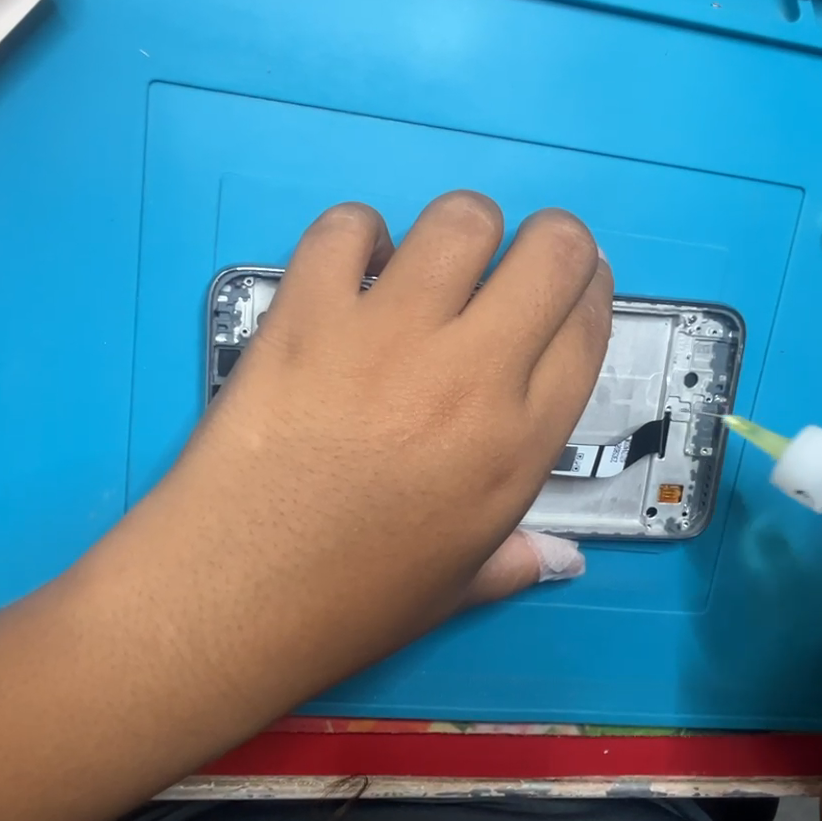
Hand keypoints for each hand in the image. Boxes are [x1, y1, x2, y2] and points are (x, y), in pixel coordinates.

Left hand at [144, 192, 609, 672]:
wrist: (232, 593)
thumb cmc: (351, 602)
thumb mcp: (454, 589)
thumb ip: (517, 561)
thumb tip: (564, 561)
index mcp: (519, 443)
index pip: (588, 326)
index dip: (589, 290)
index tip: (568, 289)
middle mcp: (470, 373)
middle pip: (552, 250)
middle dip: (548, 243)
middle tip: (507, 270)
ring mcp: (386, 336)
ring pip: (461, 219)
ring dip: (457, 234)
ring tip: (426, 272)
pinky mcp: (306, 315)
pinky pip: (348, 227)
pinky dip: (357, 237)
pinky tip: (349, 277)